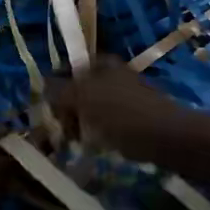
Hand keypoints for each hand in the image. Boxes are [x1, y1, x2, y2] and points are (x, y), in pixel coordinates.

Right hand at [49, 58, 196, 160]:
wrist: (167, 137)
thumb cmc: (121, 114)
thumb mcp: (83, 98)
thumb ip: (59, 90)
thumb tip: (42, 85)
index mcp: (101, 63)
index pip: (67, 70)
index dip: (56, 88)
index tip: (50, 111)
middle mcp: (113, 75)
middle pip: (79, 90)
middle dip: (68, 110)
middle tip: (64, 130)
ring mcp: (126, 96)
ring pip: (92, 109)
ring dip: (81, 124)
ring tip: (78, 141)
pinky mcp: (135, 118)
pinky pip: (107, 123)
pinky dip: (98, 133)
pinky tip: (96, 146)